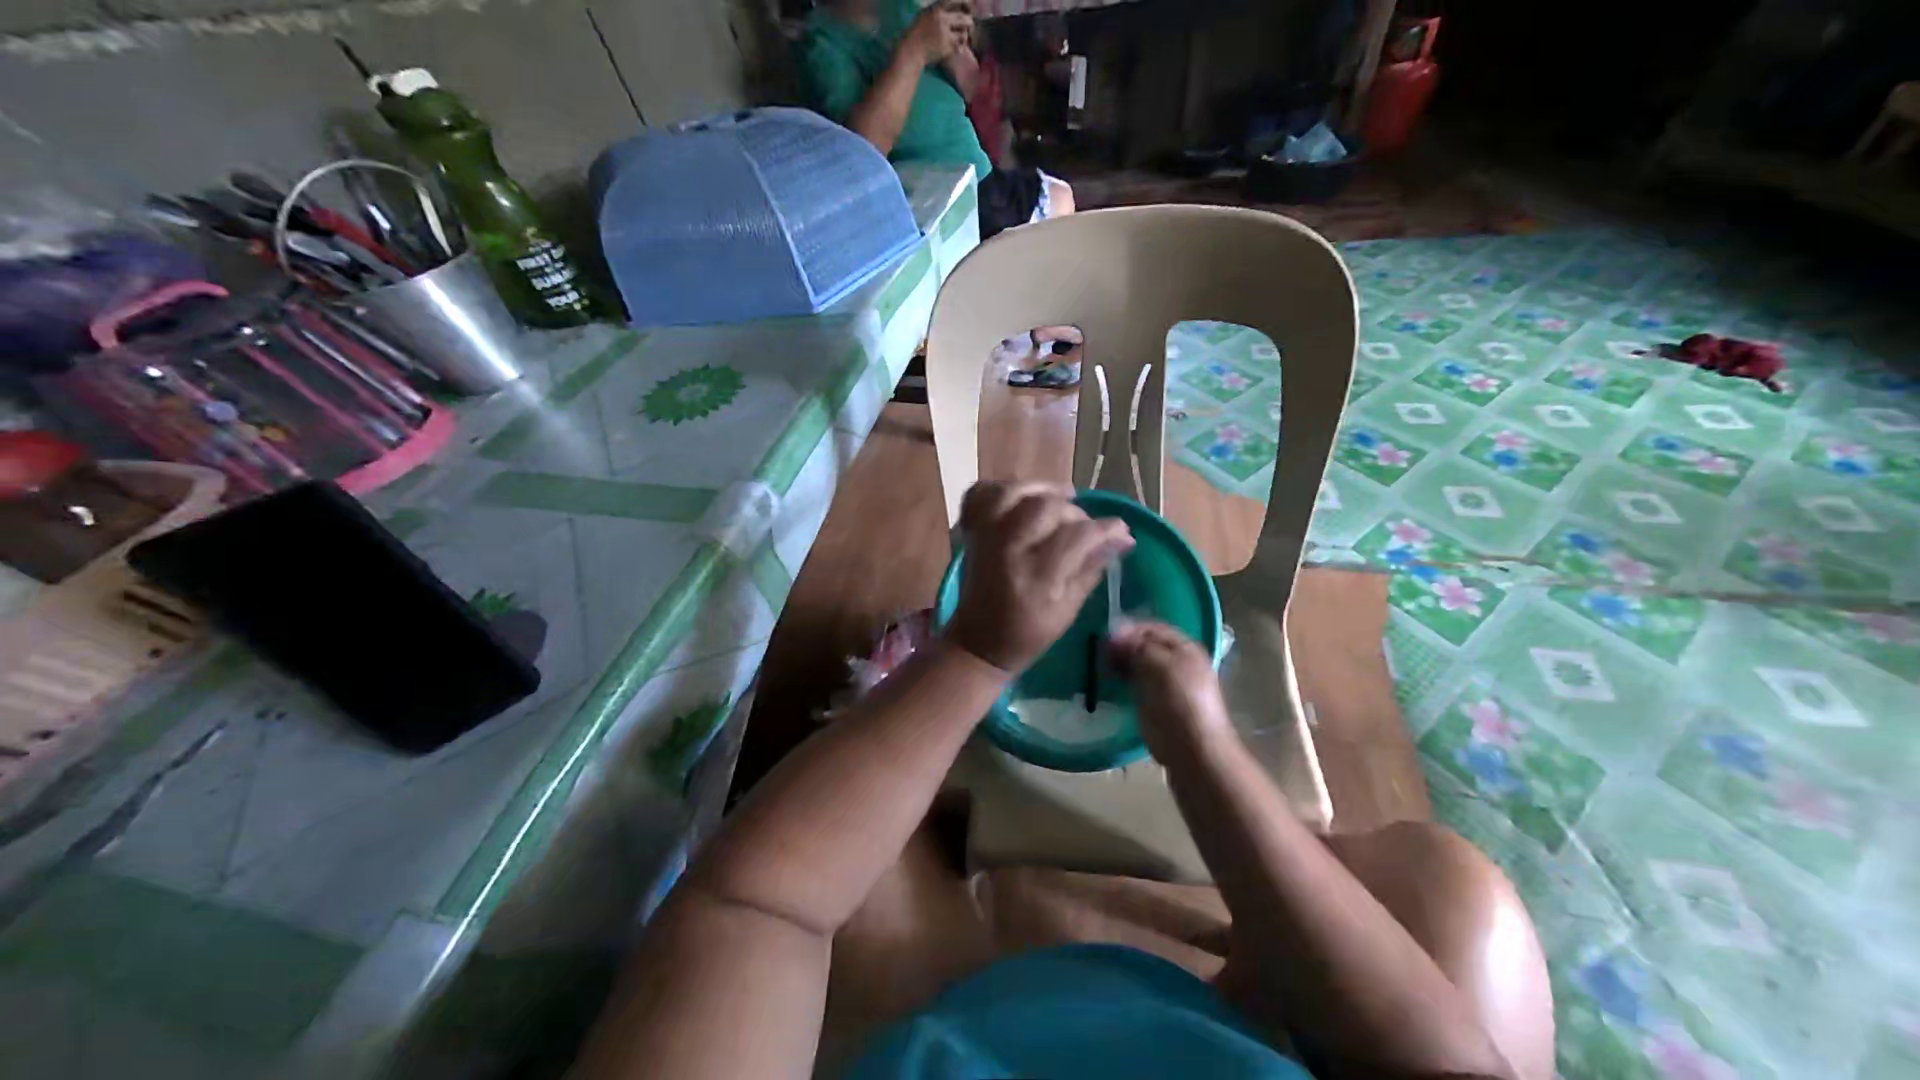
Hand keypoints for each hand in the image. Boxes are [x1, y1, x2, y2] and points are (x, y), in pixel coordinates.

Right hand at [902, 1, 972, 64]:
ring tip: (961, 37)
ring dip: (964, 35)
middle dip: (968, 21)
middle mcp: (942, 20)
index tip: (970, 6)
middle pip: (963, 18)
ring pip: (964, 33)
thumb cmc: (918, 31)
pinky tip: (957, 46)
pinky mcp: (947, 49)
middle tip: (968, 24)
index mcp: (936, 9)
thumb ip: (939, 9)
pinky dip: (960, 46)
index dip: (966, 2)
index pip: (955, 0)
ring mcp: (945, 35)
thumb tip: (957, 7)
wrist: (912, 50)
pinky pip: (960, 46)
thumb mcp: (926, 13)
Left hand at [944, 482, 1131, 673]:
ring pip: (1014, 492)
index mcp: (1036, 577)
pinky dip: (1001, 488)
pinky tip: (1020, 498)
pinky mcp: (971, 531)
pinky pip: (981, 492)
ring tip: (1059, 498)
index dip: (1105, 528)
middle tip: (1082, 526)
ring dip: (1041, 489)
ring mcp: (985, 536)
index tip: (1120, 529)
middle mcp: (1008, 549)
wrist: (977, 643)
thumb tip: (1121, 540)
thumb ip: (1091, 569)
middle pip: (1046, 506)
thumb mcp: (1067, 611)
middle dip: (1073, 511)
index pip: (1077, 535)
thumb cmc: (1027, 634)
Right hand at [1107, 620, 1232, 759]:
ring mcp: (1165, 683)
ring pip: (1137, 663)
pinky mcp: (1153, 702)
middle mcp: (1176, 662)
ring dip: (1119, 661)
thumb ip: (1138, 647)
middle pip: (1144, 645)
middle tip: (1100, 651)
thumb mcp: (1160, 666)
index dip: (1129, 629)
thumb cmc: (1180, 702)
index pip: (1152, 628)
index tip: (1105, 636)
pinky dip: (1121, 678)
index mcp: (1184, 648)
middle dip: (1122, 645)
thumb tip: (1114, 634)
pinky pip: (1134, 682)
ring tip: (1101, 664)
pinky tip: (1107, 679)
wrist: (1192, 749)